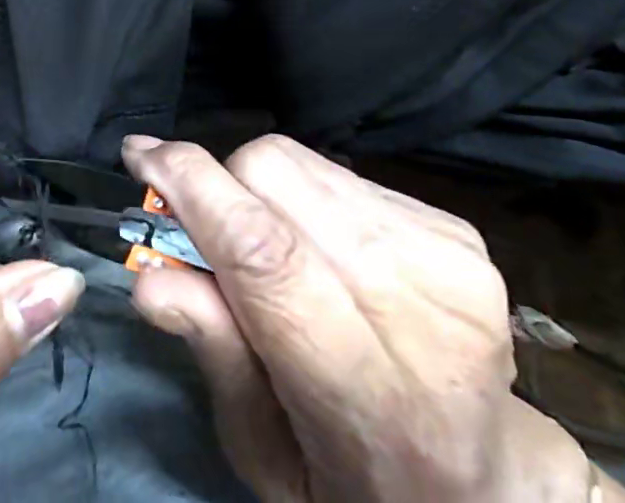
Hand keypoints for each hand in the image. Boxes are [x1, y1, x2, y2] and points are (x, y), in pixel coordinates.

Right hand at [123, 132, 615, 502]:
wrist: (483, 473)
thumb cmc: (351, 476)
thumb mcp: (263, 450)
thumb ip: (214, 353)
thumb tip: (150, 278)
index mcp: (369, 393)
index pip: (265, 255)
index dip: (194, 189)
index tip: (140, 154)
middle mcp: (421, 309)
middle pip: (279, 178)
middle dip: (218, 184)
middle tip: (200, 226)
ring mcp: (449, 258)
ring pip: (304, 161)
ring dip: (258, 186)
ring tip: (262, 241)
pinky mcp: (456, 227)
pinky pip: (338, 171)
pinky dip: (301, 194)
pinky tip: (313, 243)